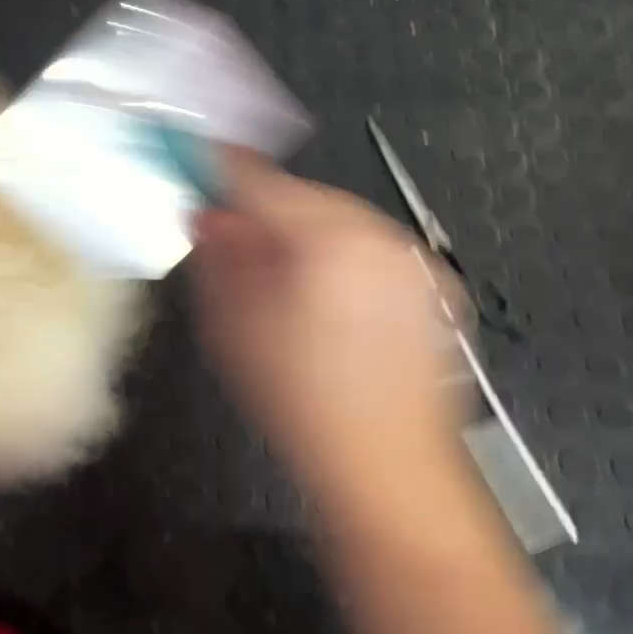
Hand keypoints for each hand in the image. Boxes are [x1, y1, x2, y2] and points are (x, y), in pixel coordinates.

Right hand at [188, 149, 466, 488]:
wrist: (387, 472)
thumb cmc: (307, 409)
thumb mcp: (232, 328)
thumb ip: (215, 257)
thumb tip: (208, 217)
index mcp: (326, 239)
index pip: (257, 179)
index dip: (219, 168)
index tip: (198, 161)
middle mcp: (377, 238)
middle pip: (302, 199)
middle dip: (266, 216)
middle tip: (237, 249)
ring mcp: (412, 262)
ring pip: (340, 224)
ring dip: (307, 241)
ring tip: (289, 297)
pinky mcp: (434, 287)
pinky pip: (375, 253)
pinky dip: (347, 265)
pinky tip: (330, 313)